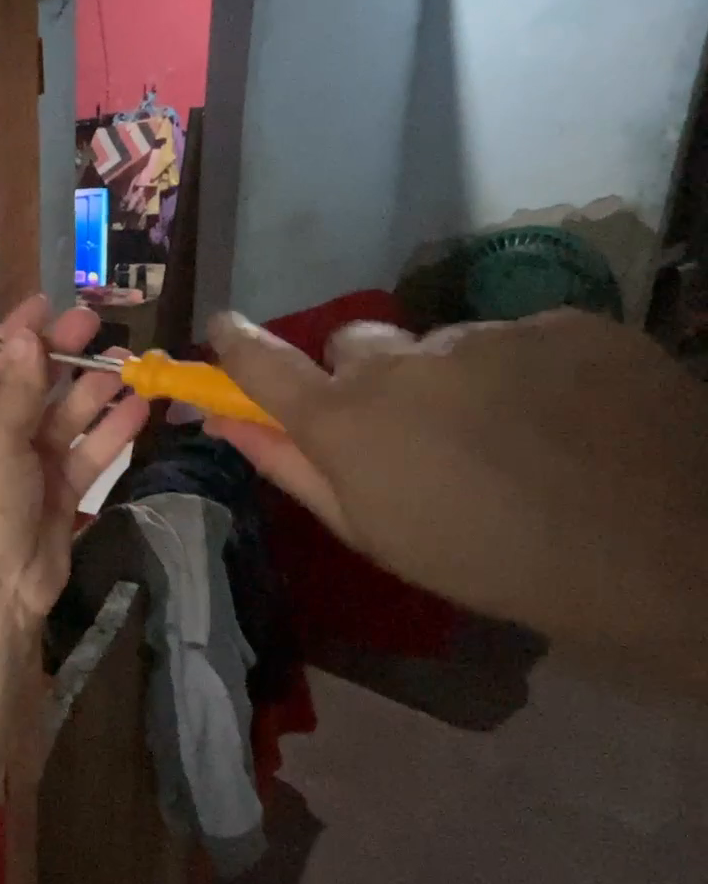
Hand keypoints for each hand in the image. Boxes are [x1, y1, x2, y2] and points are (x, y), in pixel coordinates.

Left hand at [0, 295, 149, 628]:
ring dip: (93, 392)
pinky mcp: (59, 494)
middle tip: (98, 326)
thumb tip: (26, 337)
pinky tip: (138, 406)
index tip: (48, 304)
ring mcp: (26, 467)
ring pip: (63, 419)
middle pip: (30, 388)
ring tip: (131, 361)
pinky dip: (109, 432)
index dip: (15, 337)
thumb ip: (18, 392)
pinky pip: (85, 454)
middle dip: (61, 358)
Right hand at [204, 308, 707, 687]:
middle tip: (413, 427)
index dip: (236, 343)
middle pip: (355, 346)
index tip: (223, 326)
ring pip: (441, 344)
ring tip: (512, 432)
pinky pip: (517, 337)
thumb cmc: (486, 559)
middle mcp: (399, 363)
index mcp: (342, 419)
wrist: (671, 559)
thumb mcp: (368, 529)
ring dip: (454, 377)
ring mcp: (483, 337)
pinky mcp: (564, 323)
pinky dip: (526, 369)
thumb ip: (286, 465)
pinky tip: (567, 414)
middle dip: (368, 376)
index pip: (262, 362)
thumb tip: (221, 420)